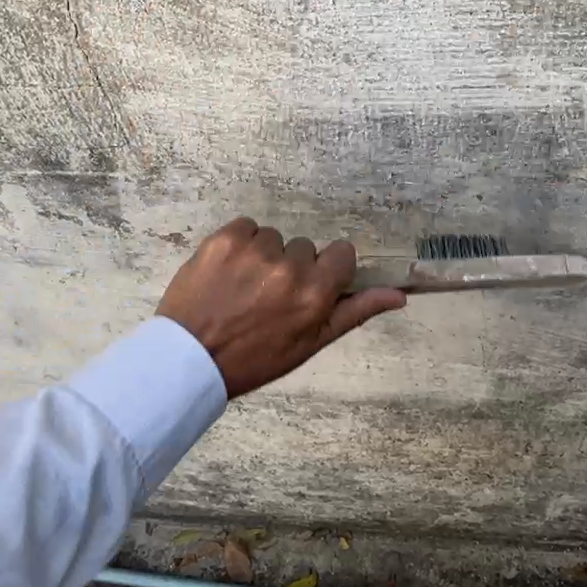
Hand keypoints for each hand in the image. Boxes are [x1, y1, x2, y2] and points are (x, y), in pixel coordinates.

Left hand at [156, 217, 406, 396]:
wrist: (187, 360)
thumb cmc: (255, 358)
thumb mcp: (310, 343)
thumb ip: (355, 312)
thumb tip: (399, 296)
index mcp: (316, 293)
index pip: (342, 253)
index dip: (326, 270)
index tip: (306, 287)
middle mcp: (290, 267)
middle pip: (304, 247)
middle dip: (291, 267)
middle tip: (266, 297)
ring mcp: (255, 250)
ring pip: (273, 237)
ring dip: (262, 256)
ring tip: (241, 287)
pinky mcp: (224, 239)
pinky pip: (245, 226)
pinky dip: (238, 244)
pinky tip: (226, 272)